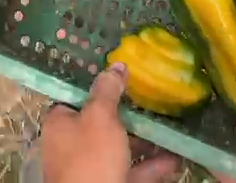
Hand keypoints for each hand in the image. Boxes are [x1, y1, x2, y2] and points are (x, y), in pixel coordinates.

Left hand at [38, 63, 181, 182]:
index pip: (77, 95)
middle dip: (128, 112)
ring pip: (121, 147)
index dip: (98, 83)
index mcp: (61, 123)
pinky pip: (134, 171)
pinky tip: (175, 156)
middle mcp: (72, 145)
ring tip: (169, 124)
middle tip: (152, 95)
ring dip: (145, 139)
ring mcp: (92, 169)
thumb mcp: (99, 116)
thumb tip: (116, 64)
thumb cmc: (90, 158)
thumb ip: (108, 89)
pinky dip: (153, 165)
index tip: (122, 72)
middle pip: (101, 121)